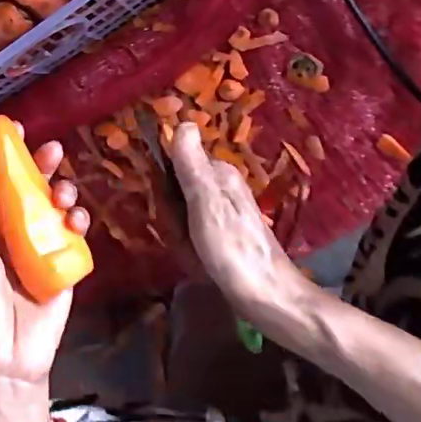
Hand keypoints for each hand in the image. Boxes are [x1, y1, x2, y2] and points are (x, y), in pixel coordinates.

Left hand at [0, 129, 86, 421]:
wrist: (6, 362)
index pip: (0, 187)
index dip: (8, 161)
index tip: (15, 133)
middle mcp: (17, 233)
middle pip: (32, 191)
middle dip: (42, 167)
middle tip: (52, 150)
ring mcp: (43, 248)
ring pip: (56, 208)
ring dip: (62, 192)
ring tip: (63, 192)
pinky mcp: (66, 266)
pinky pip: (74, 236)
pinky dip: (78, 222)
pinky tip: (76, 217)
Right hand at [170, 122, 319, 322]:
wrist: (269, 299)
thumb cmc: (233, 249)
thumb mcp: (206, 202)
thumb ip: (192, 165)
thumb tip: (183, 122)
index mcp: (222, 174)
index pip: (182, 156)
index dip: (162, 170)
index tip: (151, 189)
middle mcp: (227, 187)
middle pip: (183, 180)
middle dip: (168, 199)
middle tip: (167, 223)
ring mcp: (228, 211)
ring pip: (188, 203)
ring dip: (176, 219)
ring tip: (176, 239)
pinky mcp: (228, 234)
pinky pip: (195, 223)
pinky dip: (186, 233)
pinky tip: (185, 248)